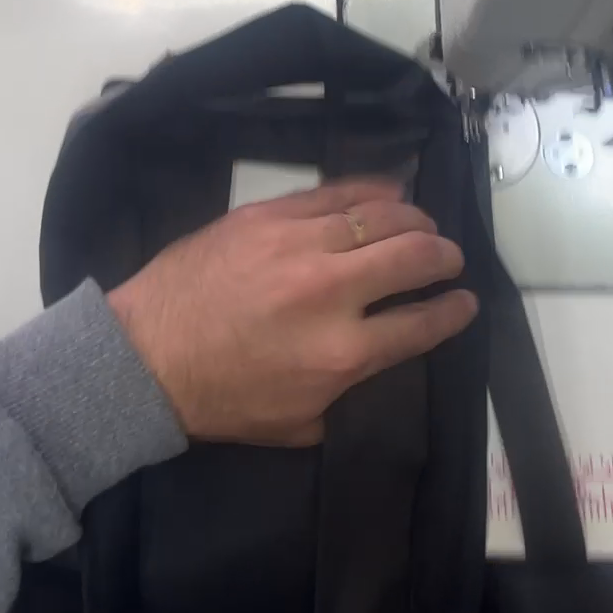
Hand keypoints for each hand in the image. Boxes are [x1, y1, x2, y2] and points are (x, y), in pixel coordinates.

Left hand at [106, 178, 478, 445]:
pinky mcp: (268, 215)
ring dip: (414, 220)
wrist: (147, 355)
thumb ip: (350, 390)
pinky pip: (333, 192)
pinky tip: (388, 192)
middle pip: (413, 258)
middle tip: (449, 258)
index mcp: (343, 353)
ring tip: (422, 225)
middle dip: (444, 256)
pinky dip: (370, 189)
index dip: (454, 311)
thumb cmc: (221, 398)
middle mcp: (331, 291)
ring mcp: (298, 245)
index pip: (423, 323)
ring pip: (380, 216)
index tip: (466, 301)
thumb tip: (378, 353)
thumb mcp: (299, 423)